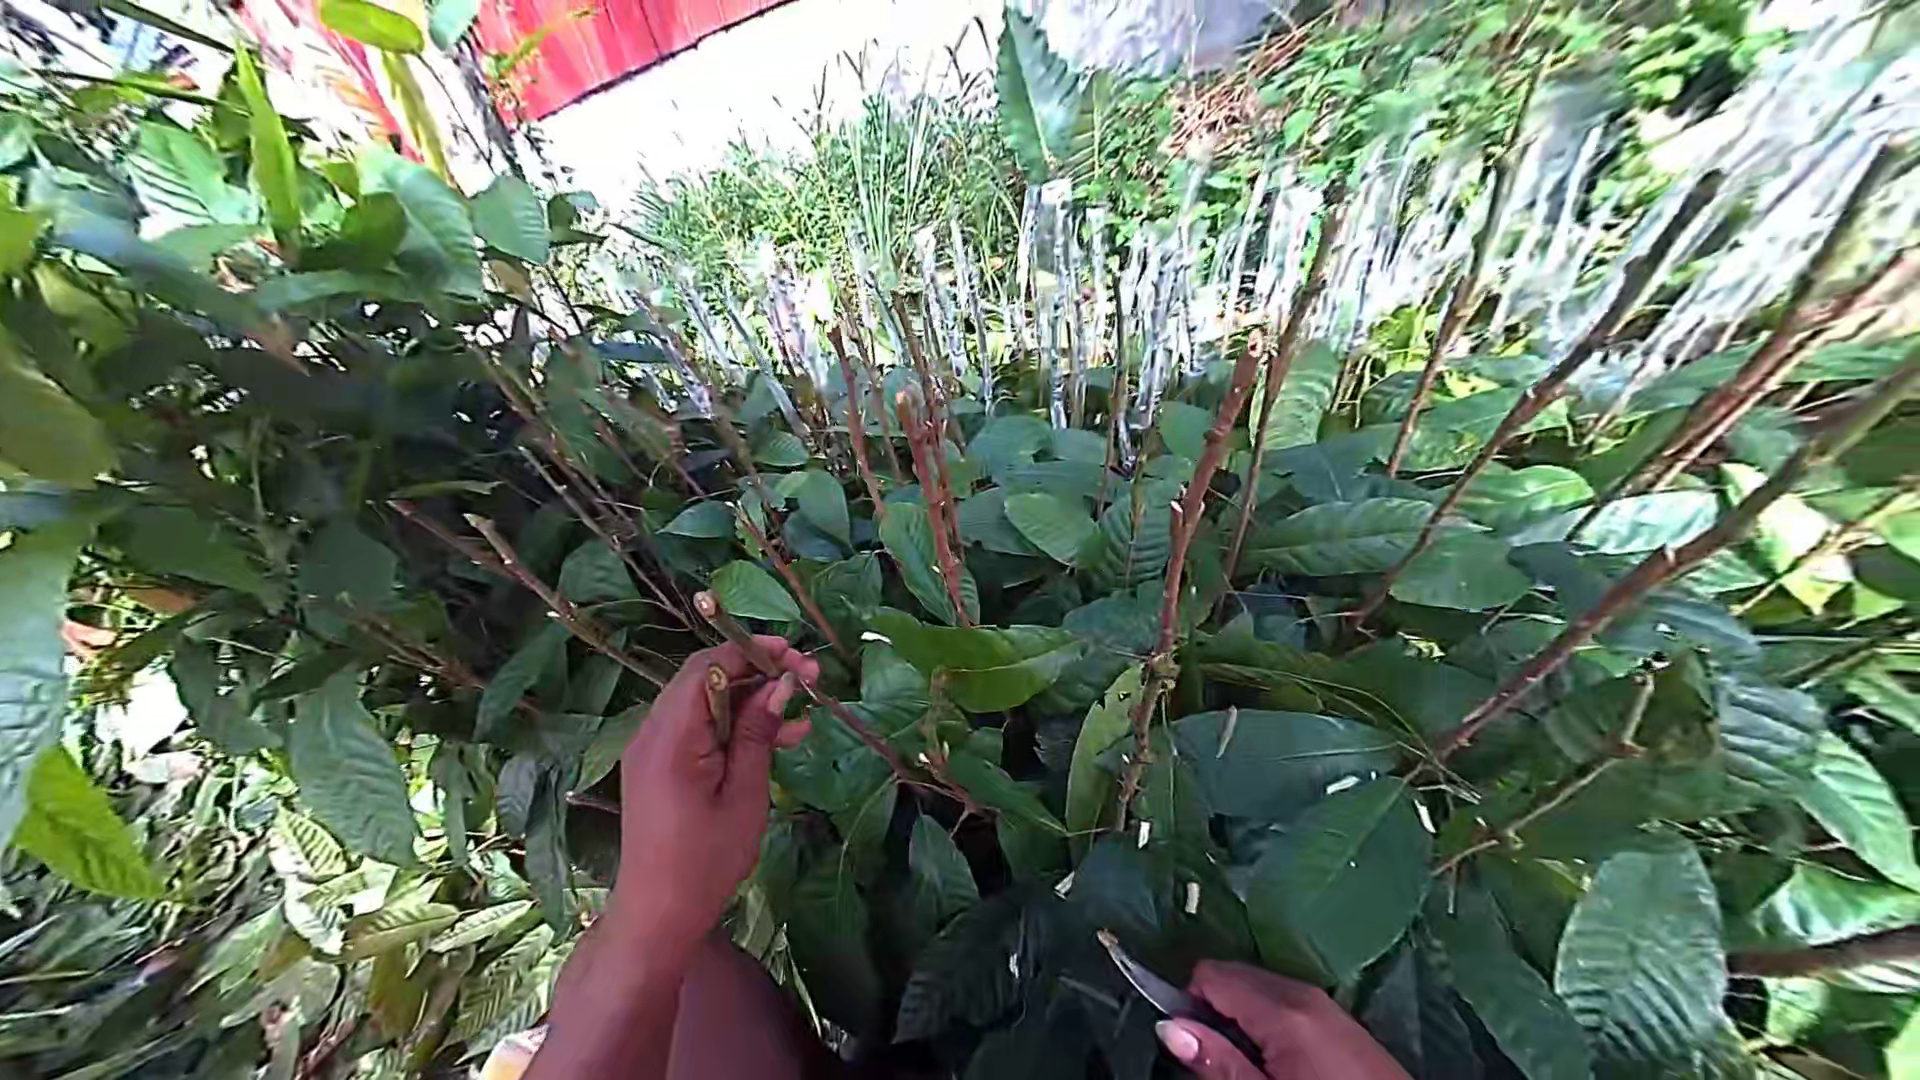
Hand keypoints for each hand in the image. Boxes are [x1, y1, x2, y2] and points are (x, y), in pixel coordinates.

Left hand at [610, 638, 819, 942]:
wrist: (658, 917)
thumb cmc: (706, 861)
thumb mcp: (744, 794)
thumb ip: (757, 732)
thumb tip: (782, 682)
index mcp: (670, 740)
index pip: (708, 668)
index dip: (753, 652)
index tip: (795, 655)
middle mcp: (653, 732)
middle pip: (708, 676)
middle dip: (759, 670)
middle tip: (807, 678)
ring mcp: (654, 746)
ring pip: (708, 698)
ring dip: (754, 697)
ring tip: (802, 712)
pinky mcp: (662, 761)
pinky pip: (702, 724)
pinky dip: (737, 722)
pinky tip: (779, 737)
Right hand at [1154, 961, 1410, 1079]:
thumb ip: (1219, 1063)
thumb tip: (1168, 1027)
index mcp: (1282, 1008)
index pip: (1210, 973)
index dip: (1191, 1003)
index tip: (1194, 1044)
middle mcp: (1301, 990)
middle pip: (1233, 975)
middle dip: (1217, 1009)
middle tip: (1223, 1060)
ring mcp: (1324, 1002)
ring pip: (1258, 987)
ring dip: (1243, 1016)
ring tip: (1254, 1065)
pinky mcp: (1341, 1018)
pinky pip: (1286, 1000)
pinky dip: (1269, 1020)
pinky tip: (1282, 1062)